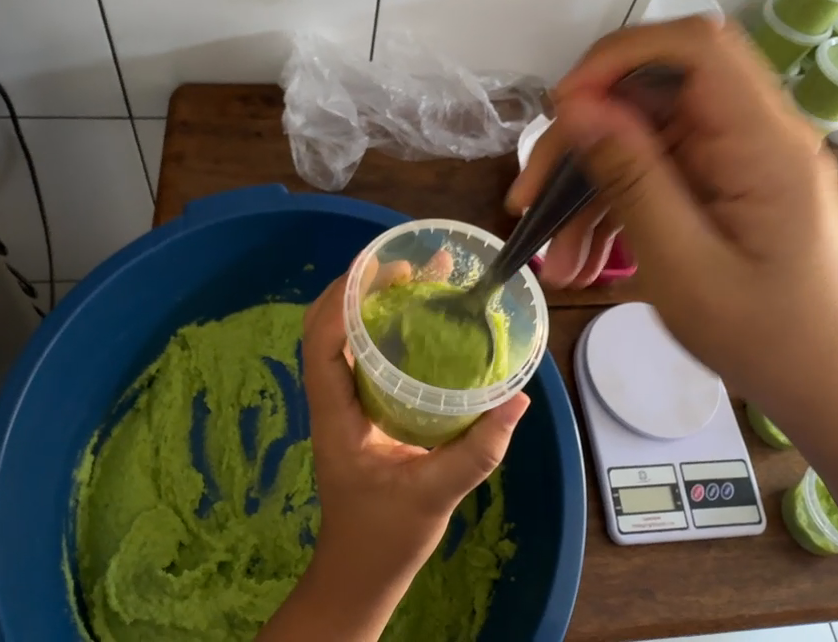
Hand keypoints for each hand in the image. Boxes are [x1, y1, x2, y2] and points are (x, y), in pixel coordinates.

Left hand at [259, 279, 529, 640]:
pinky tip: (415, 320)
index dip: (341, 300)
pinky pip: (360, 356)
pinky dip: (380, 328)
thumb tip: (517, 401)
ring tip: (413, 276)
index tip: (378, 270)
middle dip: (357, 289)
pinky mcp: (358, 410)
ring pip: (341, 338)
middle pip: (326, 328)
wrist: (360, 573)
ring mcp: (341, 404)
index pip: (320, 344)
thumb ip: (477, 452)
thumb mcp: (435, 495)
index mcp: (335, 416)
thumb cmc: (386, 537)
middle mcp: (331, 401)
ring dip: (367, 303)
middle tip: (404, 264)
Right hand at [520, 17, 837, 419]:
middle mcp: (752, 132)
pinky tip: (581, 260)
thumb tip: (577, 106)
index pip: (696, 47)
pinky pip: (650, 171)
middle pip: (648, 94)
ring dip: (586, 187)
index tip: (564, 107)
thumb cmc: (764, 337)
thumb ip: (630, 178)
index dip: (620, 56)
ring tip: (554, 258)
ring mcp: (734, 156)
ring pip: (637, 135)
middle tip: (530, 195)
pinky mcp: (719, 180)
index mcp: (763, 141)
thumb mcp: (683, 265)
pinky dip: (610, 208)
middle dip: (580, 140)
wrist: (821, 385)